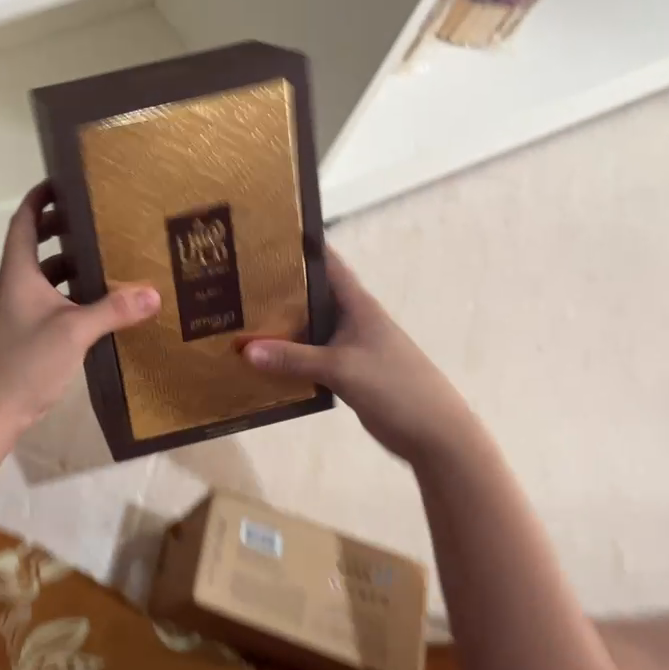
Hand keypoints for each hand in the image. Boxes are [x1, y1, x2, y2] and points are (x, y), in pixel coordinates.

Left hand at [0, 182, 160, 434]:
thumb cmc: (27, 360)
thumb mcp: (74, 331)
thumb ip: (112, 310)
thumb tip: (153, 292)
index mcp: (19, 270)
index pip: (24, 220)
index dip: (40, 197)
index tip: (66, 181)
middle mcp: (18, 282)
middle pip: (36, 241)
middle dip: (63, 225)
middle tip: (99, 214)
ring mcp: (24, 306)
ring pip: (48, 271)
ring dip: (72, 259)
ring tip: (108, 249)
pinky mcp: (33, 327)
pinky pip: (55, 296)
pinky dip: (75, 289)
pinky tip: (103, 296)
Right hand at [242, 250, 482, 466]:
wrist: (435, 435)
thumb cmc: (396, 387)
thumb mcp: (341, 368)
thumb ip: (293, 359)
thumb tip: (244, 349)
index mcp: (357, 305)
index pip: (326, 263)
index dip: (300, 246)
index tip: (264, 234)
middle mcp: (351, 320)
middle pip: (309, 295)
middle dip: (276, 286)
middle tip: (233, 278)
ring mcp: (349, 347)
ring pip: (307, 327)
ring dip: (278, 324)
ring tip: (236, 316)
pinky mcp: (345, 372)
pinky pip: (308, 355)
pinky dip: (287, 355)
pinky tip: (259, 359)